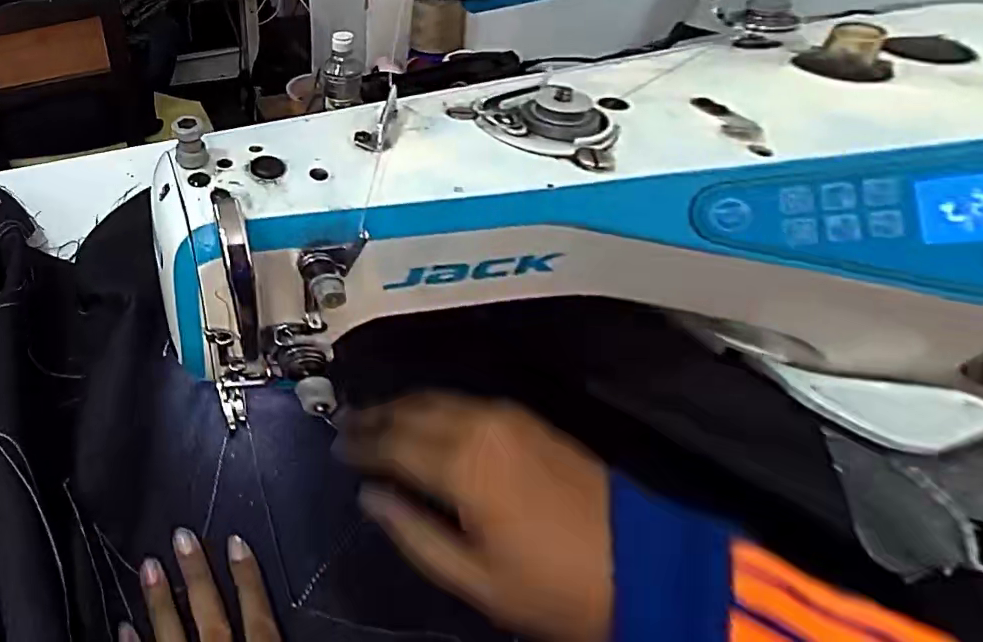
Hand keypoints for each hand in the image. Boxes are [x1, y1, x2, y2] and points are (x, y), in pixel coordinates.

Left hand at [123, 527, 280, 641]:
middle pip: (211, 622)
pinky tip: (124, 626)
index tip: (236, 541)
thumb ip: (276, 636)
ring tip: (148, 565)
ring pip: (173, 641)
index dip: (249, 581)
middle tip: (181, 536)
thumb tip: (318, 618)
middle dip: (197, 578)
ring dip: (160, 604)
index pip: (260, 623)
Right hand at [337, 393, 612, 641]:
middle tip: (346, 424)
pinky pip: (459, 400)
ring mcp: (501, 416)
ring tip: (374, 416)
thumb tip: (371, 498)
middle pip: (408, 410)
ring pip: (432, 398)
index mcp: (462, 466)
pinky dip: (430, 404)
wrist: (646, 562)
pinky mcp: (521, 416)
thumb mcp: (479, 580)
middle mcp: (476, 426)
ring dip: (399, 406)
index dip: (360, 444)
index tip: (337, 447)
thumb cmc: (556, 584)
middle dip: (373, 417)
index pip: (392, 443)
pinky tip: (421, 415)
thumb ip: (415, 533)